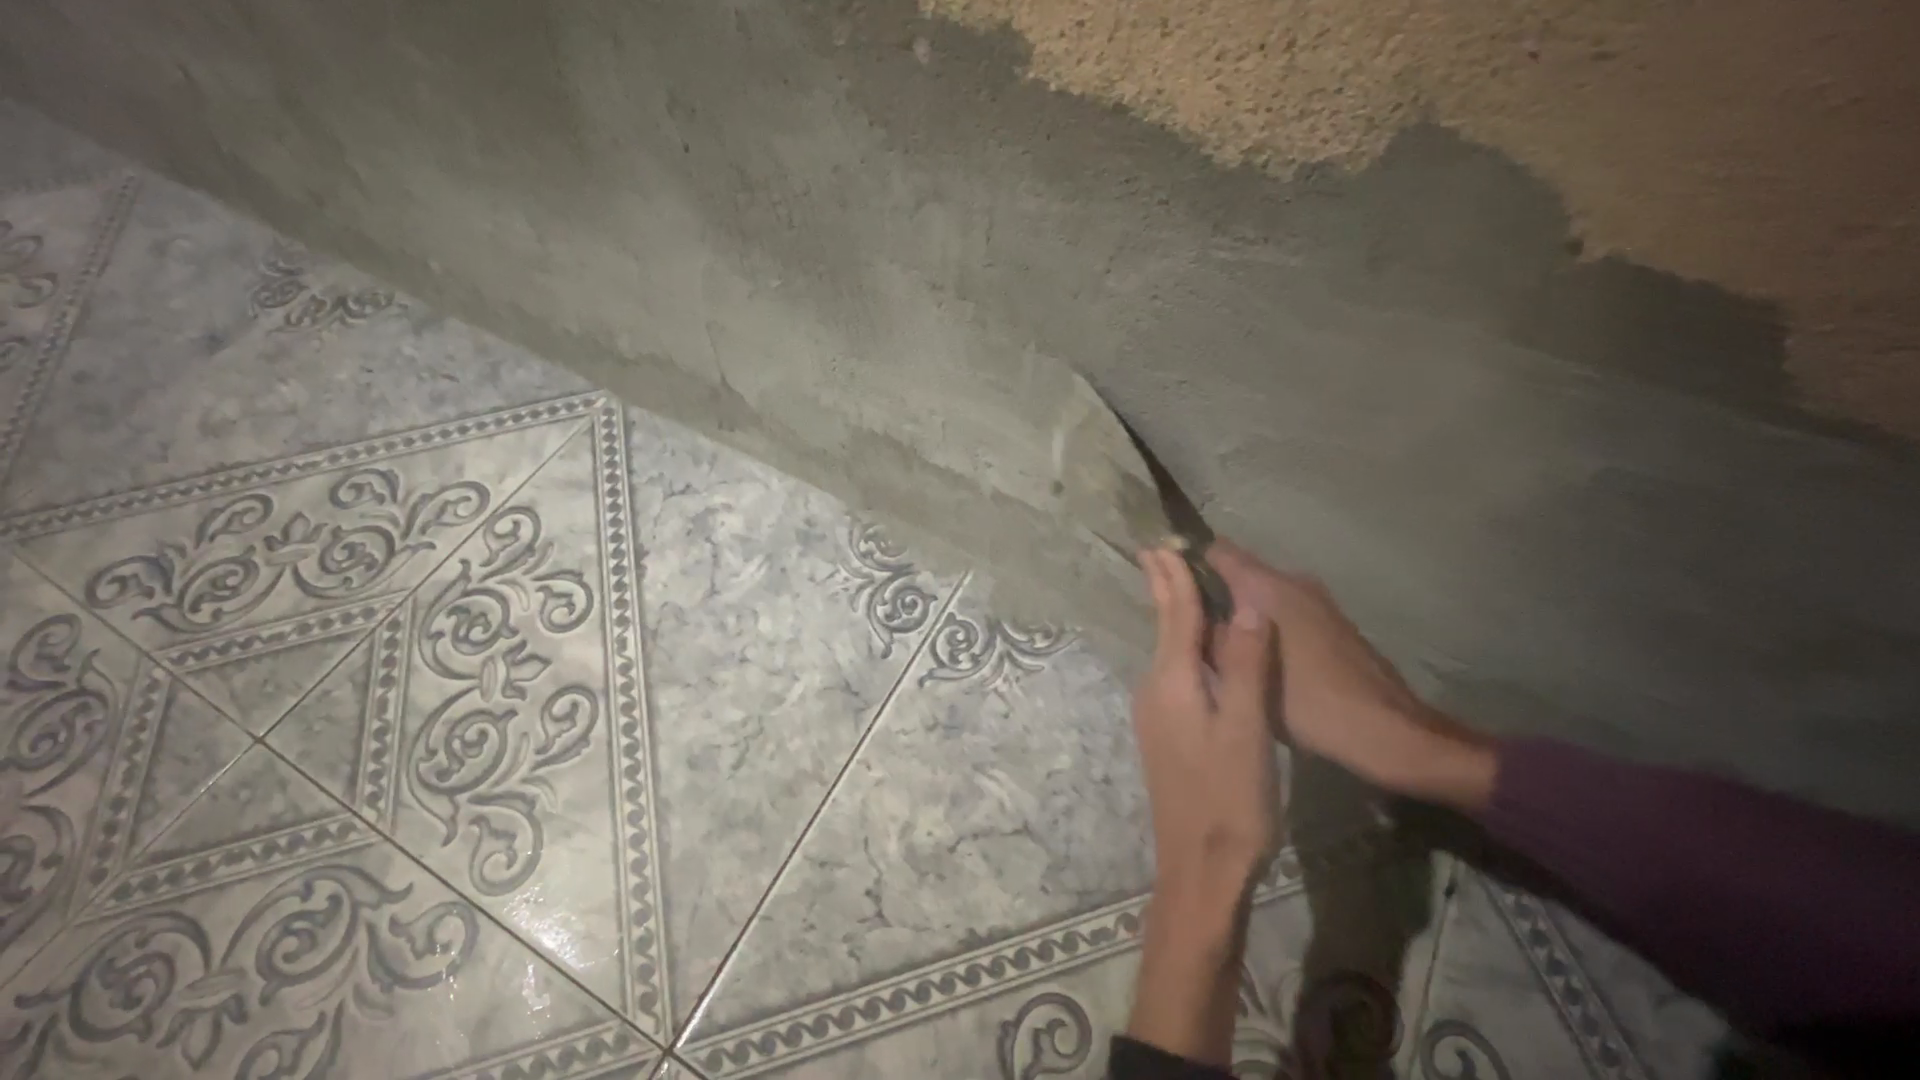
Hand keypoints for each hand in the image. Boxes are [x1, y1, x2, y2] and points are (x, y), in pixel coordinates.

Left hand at [1133, 547, 1279, 894]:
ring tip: (1178, 583)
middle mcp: (1155, 691)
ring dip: (1172, 615)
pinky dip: (1182, 646)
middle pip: (1164, 628)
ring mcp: (1156, 716)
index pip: (1175, 616)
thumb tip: (1246, 603)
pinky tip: (1195, 649)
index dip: (1174, 577)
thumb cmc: (1229, 798)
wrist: (1200, 867)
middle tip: (1159, 550)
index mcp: (1173, 682)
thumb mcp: (1247, 729)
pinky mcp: (1166, 736)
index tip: (1164, 541)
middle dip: (1164, 588)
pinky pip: (1174, 673)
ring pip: (1167, 651)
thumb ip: (1246, 665)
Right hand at [1205, 540, 1495, 809]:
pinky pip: (1283, 610)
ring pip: (1262, 594)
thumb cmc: (1310, 704)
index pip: (1218, 552)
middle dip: (1211, 592)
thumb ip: (1216, 642)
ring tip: (1213, 643)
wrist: (1387, 730)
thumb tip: (1193, 618)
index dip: (1187, 561)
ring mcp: (1317, 601)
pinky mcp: (1332, 622)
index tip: (1162, 579)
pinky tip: (1253, 656)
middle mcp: (1293, 582)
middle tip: (1183, 623)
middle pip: (1240, 572)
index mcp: (1269, 587)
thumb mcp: (1246, 678)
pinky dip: (1262, 622)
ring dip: (1238, 610)